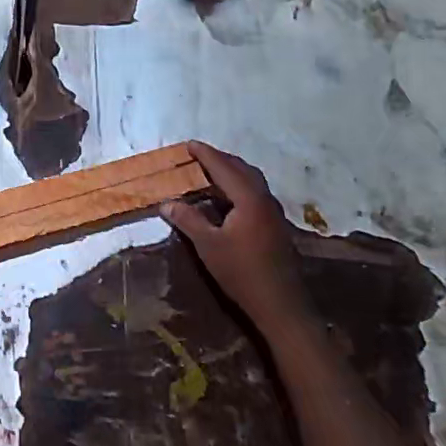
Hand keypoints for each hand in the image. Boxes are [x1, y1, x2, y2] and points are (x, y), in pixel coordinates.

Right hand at [161, 142, 311, 326]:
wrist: (279, 302)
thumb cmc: (241, 272)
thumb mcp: (208, 245)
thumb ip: (188, 220)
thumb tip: (167, 203)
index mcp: (248, 198)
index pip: (223, 167)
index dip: (205, 154)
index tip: (189, 144)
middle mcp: (264, 198)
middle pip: (241, 169)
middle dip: (219, 159)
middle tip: (197, 156)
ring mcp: (273, 211)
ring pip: (251, 180)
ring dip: (231, 172)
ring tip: (210, 172)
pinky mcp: (275, 224)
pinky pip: (255, 192)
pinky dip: (239, 186)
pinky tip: (228, 198)